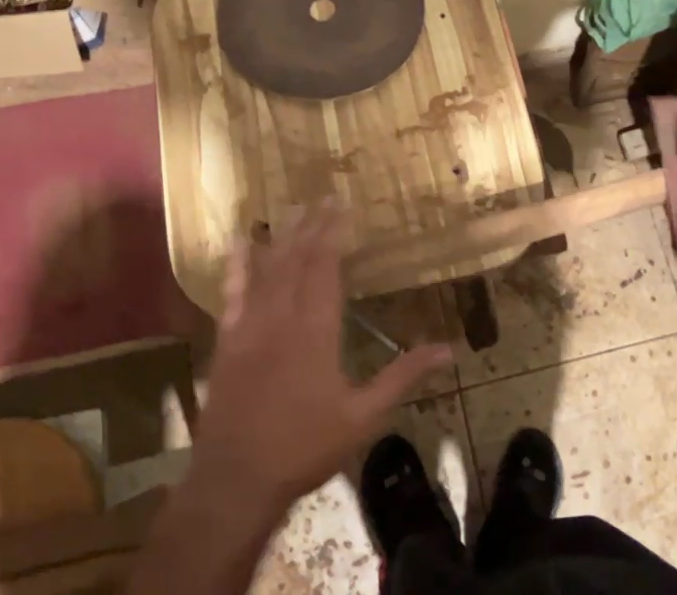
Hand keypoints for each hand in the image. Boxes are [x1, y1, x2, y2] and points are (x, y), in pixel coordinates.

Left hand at [191, 201, 452, 516]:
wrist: (237, 477)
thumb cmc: (305, 446)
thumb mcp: (364, 415)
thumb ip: (403, 376)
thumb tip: (449, 349)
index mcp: (316, 330)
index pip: (325, 268)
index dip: (332, 234)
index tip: (340, 205)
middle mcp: (281, 318)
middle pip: (296, 261)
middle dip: (309, 227)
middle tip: (320, 198)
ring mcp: (249, 328)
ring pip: (265, 271)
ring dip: (280, 238)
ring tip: (291, 210)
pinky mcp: (227, 342)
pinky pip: (232, 295)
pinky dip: (236, 267)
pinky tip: (238, 245)